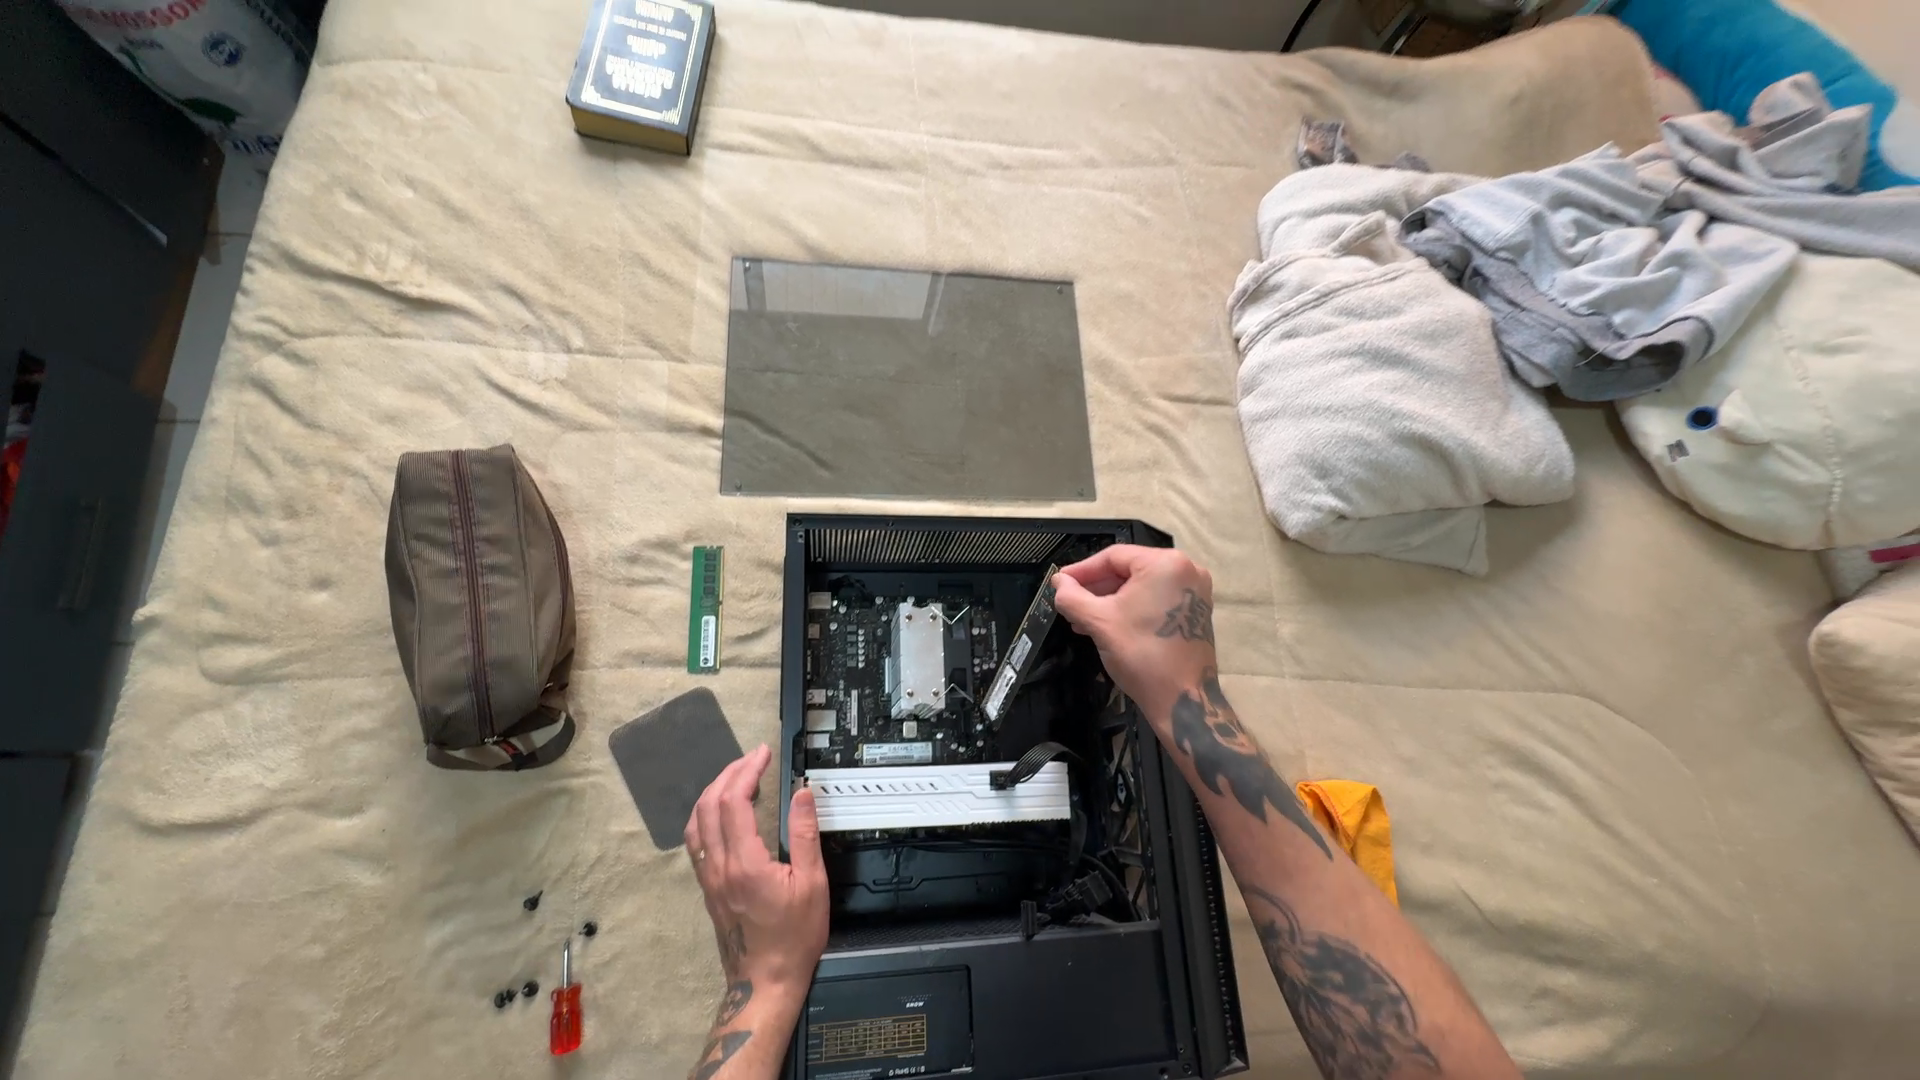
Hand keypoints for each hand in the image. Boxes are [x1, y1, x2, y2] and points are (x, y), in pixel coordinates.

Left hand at [685, 744, 828, 1009]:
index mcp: (745, 863)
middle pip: (709, 806)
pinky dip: (704, 815)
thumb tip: (802, 793)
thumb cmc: (794, 937)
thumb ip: (805, 834)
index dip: (746, 771)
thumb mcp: (813, 884)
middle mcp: (719, 867)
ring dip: (712, 792)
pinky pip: (696, 842)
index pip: (734, 802)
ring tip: (735, 776)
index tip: (762, 754)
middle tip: (752, 758)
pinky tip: (719, 812)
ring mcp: (709, 879)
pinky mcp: (708, 889)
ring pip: (696, 823)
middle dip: (729, 774)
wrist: (765, 983)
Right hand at [1053, 545, 1216, 721]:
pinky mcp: (1195, 611)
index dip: (1082, 570)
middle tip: (1070, 603)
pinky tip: (1107, 625)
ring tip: (1082, 619)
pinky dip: (1131, 609)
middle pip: (1128, 570)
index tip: (1059, 583)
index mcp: (1166, 564)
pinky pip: (1155, 600)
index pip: (1113, 557)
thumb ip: (1072, 597)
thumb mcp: (1099, 621)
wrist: (1181, 699)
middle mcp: (1186, 570)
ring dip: (1110, 601)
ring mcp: (1194, 592)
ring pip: (1140, 587)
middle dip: (1096, 588)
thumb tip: (1058, 583)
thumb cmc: (1141, 654)